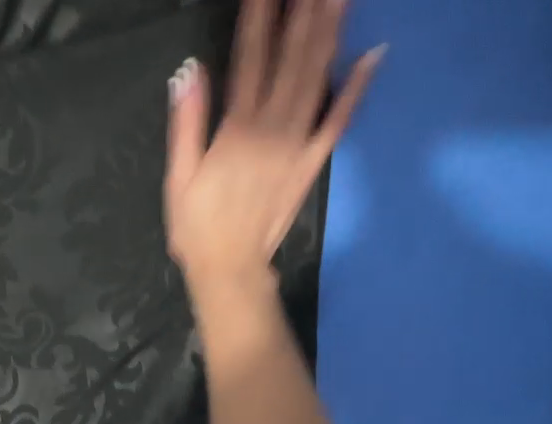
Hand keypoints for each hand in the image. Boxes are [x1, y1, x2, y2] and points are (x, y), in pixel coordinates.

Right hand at [164, 0, 381, 309]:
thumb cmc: (195, 227)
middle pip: (292, 58)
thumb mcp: (178, 178)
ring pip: (317, 77)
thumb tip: (189, 74)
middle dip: (304, 12)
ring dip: (330, 32)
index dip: (259, 17)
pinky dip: (356, 88)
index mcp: (235, 130)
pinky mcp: (312, 162)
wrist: (229, 270)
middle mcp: (272, 128)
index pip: (250, 59)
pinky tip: (373, 55)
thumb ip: (187, 124)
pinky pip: (338, 121)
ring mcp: (297, 144)